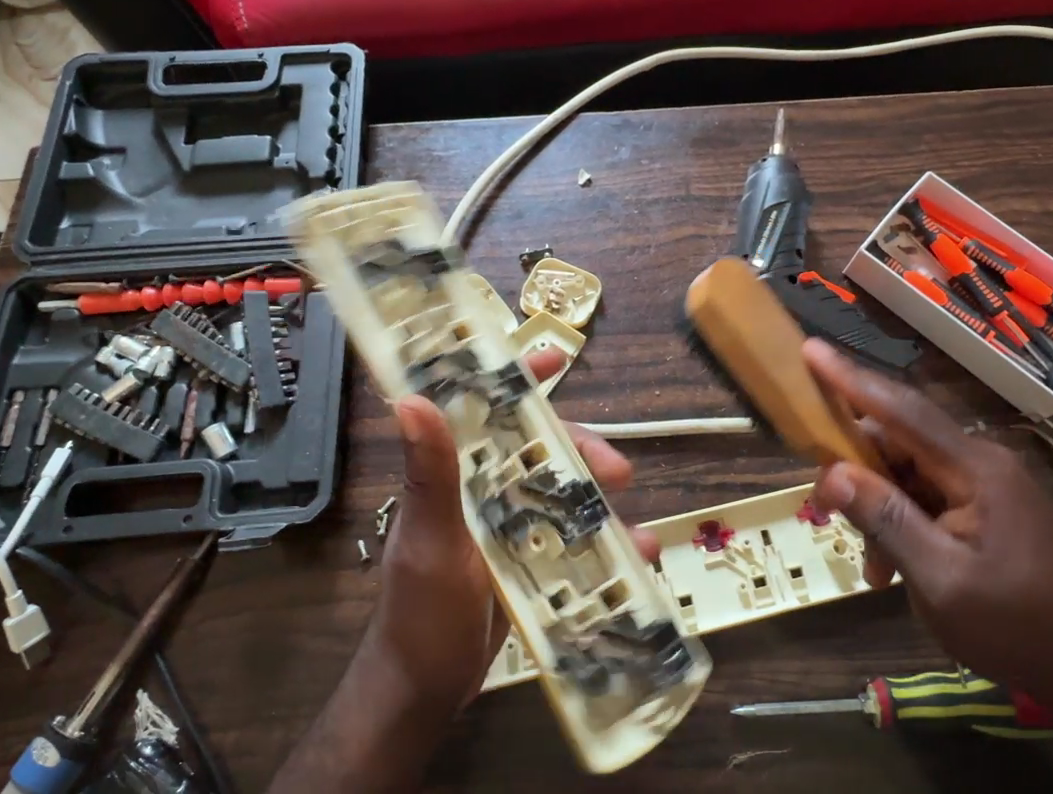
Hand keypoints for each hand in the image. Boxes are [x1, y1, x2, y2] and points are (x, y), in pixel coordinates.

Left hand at [360, 346, 656, 716]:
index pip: (483, 410)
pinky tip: (635, 561)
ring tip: (640, 537)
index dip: (515, 379)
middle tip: (622, 474)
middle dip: (583, 453)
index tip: (557, 358)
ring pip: (561, 495)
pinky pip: (568, 540)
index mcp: (453, 476)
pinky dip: (603, 546)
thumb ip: (430, 474)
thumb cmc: (420, 614)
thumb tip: (412, 398)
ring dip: (602, 508)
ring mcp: (505, 528)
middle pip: (540, 450)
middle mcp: (480, 492)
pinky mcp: (524, 563)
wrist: (424, 693)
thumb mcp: (430, 541)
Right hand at [803, 338, 1052, 696]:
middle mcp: (982, 461)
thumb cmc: (1015, 626)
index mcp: (975, 469)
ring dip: (880, 507)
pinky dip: (904, 522)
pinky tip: (895, 568)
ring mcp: (989, 482)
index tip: (809, 350)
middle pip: (900, 439)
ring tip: (873, 567)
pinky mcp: (990, 505)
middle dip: (857, 468)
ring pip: (910, 471)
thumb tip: (832, 473)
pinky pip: (930, 494)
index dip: (850, 379)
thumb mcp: (940, 581)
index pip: (901, 409)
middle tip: (823, 505)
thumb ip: (886, 520)